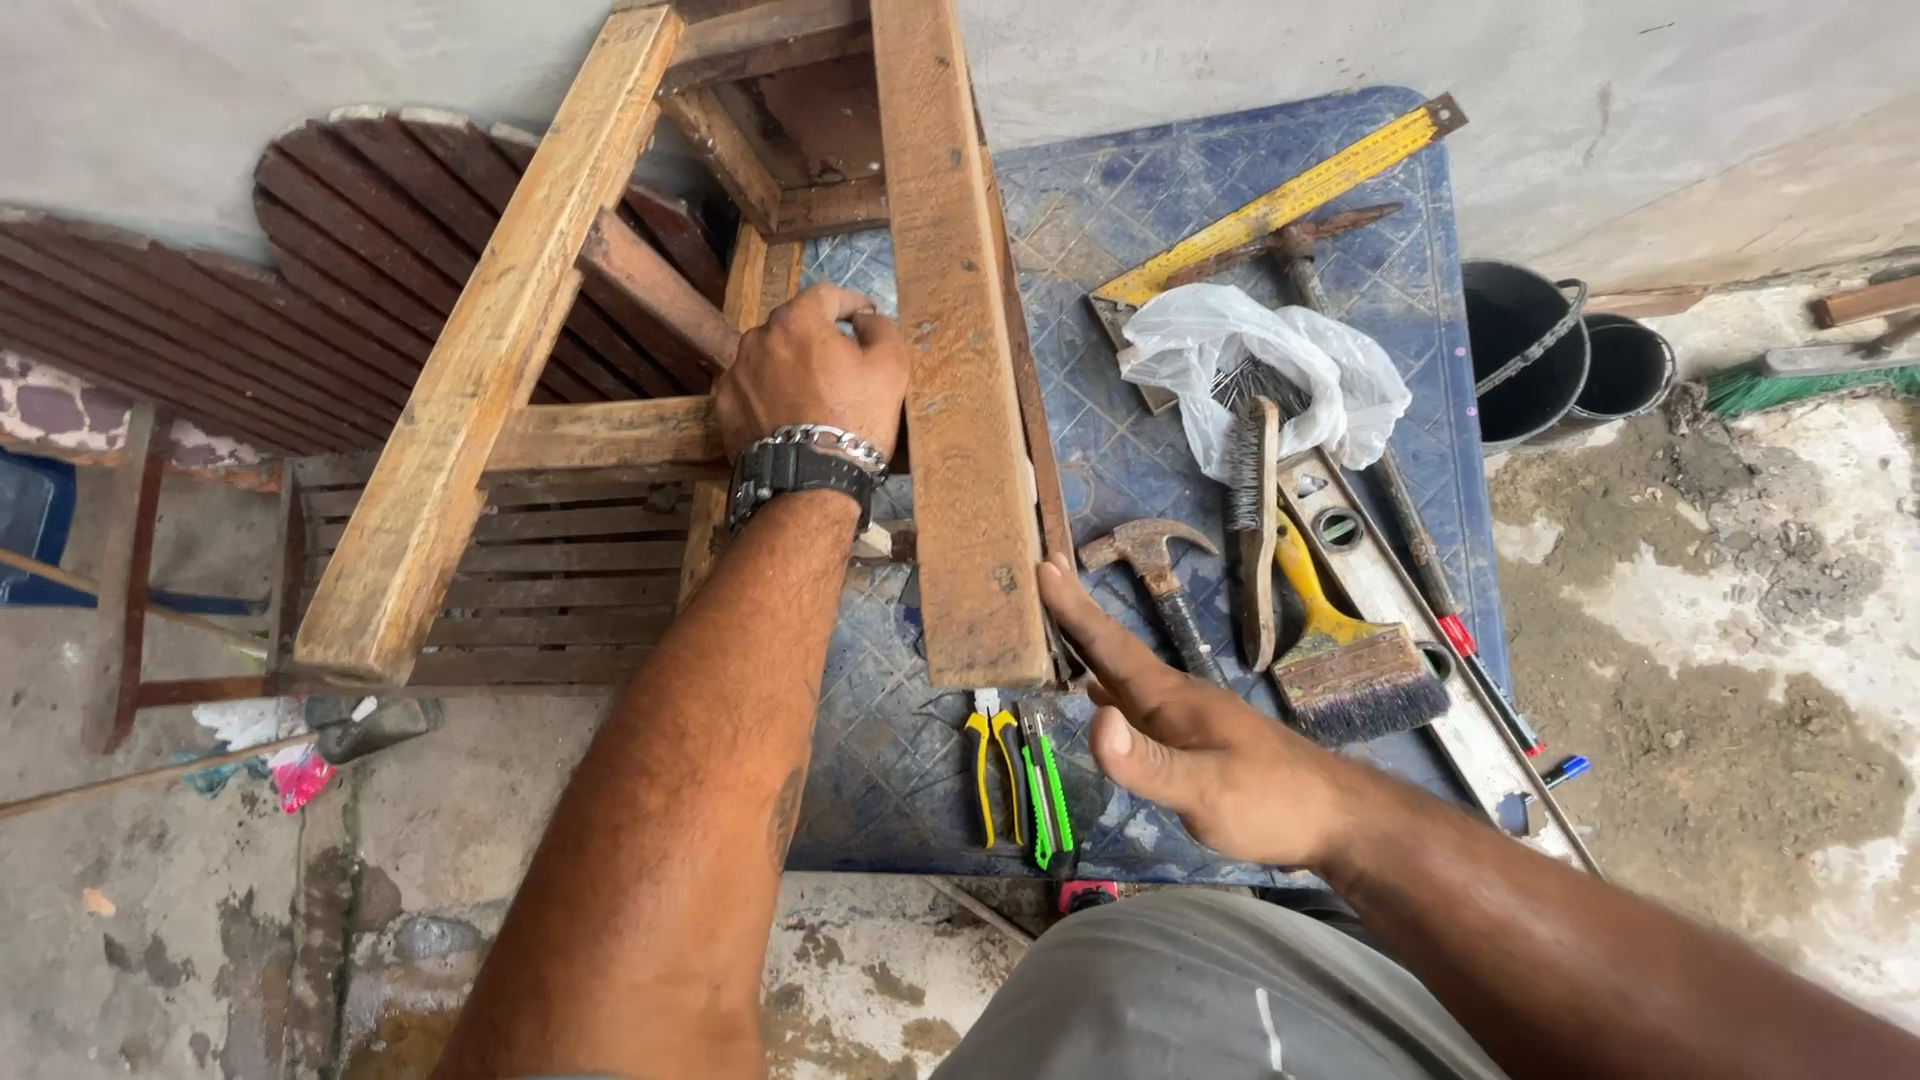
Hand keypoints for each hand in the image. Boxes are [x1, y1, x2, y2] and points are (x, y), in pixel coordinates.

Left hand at [715, 283, 909, 462]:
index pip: (825, 294)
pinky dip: (770, 393)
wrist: (811, 482)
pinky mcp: (725, 407)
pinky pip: (753, 388)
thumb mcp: (891, 367)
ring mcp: (736, 374)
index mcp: (796, 321)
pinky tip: (789, 414)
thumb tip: (865, 319)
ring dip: (791, 364)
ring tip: (812, 391)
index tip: (865, 315)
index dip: (850, 302)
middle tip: (841, 360)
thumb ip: (881, 328)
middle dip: (817, 336)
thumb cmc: (856, 419)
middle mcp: (756, 338)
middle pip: (794, 326)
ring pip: (770, 357)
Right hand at [1037, 553, 1375, 867]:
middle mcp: (1171, 697)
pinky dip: (1107, 684)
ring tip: (1061, 621)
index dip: (1074, 608)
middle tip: (1048, 569)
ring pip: (1123, 670)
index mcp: (1169, 698)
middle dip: (1078, 610)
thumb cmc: (1270, 802)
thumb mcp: (1206, 790)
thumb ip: (1147, 760)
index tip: (1044, 565)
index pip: (1111, 645)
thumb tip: (1094, 716)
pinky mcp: (1190, 739)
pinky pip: (1134, 699)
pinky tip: (1098, 695)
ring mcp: (1183, 717)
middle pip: (1114, 647)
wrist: (1336, 818)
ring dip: (1090, 642)